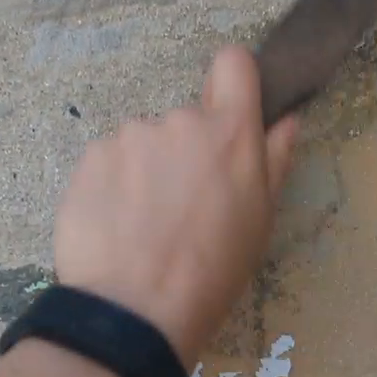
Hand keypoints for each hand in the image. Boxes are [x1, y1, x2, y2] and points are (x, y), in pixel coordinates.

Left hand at [52, 45, 300, 365]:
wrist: (135, 311)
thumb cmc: (211, 275)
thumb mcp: (260, 224)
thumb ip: (274, 161)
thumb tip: (287, 119)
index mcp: (229, 133)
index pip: (234, 64)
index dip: (232, 86)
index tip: (227, 120)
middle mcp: (177, 121)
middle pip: (184, 121)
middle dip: (185, 154)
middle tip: (181, 210)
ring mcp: (128, 138)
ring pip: (143, 145)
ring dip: (145, 173)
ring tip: (143, 229)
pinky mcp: (88, 160)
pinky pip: (107, 164)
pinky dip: (112, 189)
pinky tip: (115, 230)